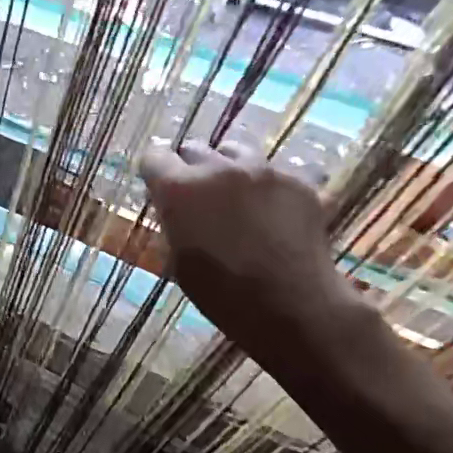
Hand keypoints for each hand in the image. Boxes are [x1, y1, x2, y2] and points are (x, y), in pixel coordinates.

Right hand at [137, 140, 358, 352]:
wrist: (290, 303)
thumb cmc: (218, 290)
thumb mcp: (176, 254)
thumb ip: (172, 218)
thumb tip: (174, 205)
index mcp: (178, 189)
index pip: (154, 157)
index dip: (155, 172)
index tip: (158, 187)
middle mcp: (217, 169)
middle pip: (195, 149)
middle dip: (190, 167)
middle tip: (195, 195)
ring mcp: (262, 171)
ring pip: (235, 151)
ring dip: (227, 168)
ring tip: (233, 196)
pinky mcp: (298, 181)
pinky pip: (272, 171)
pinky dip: (264, 185)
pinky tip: (269, 214)